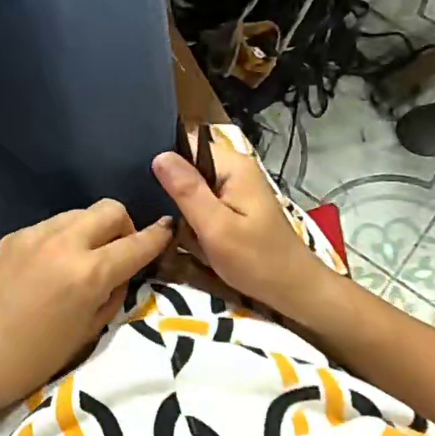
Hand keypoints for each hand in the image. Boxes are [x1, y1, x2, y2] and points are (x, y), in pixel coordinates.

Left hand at [0, 200, 171, 435]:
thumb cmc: (32, 360)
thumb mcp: (87, 332)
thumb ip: (111, 294)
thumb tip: (122, 271)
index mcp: (88, 273)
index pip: (136, 243)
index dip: (158, 236)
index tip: (168, 230)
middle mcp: (65, 242)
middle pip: (110, 209)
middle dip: (124, 225)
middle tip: (120, 250)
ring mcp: (35, 234)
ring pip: (79, 212)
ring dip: (92, 228)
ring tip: (85, 257)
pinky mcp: (13, 235)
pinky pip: (52, 225)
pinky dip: (65, 236)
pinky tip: (53, 264)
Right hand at [151, 129, 338, 315]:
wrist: (293, 290)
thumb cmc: (256, 260)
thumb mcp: (216, 228)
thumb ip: (187, 191)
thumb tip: (159, 155)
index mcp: (233, 166)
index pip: (186, 145)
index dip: (163, 160)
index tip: (141, 182)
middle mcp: (235, 169)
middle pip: (188, 165)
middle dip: (170, 187)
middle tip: (154, 210)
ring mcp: (235, 187)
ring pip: (192, 186)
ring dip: (180, 205)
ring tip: (165, 223)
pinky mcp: (233, 205)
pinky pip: (202, 202)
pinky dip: (192, 216)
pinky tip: (183, 232)